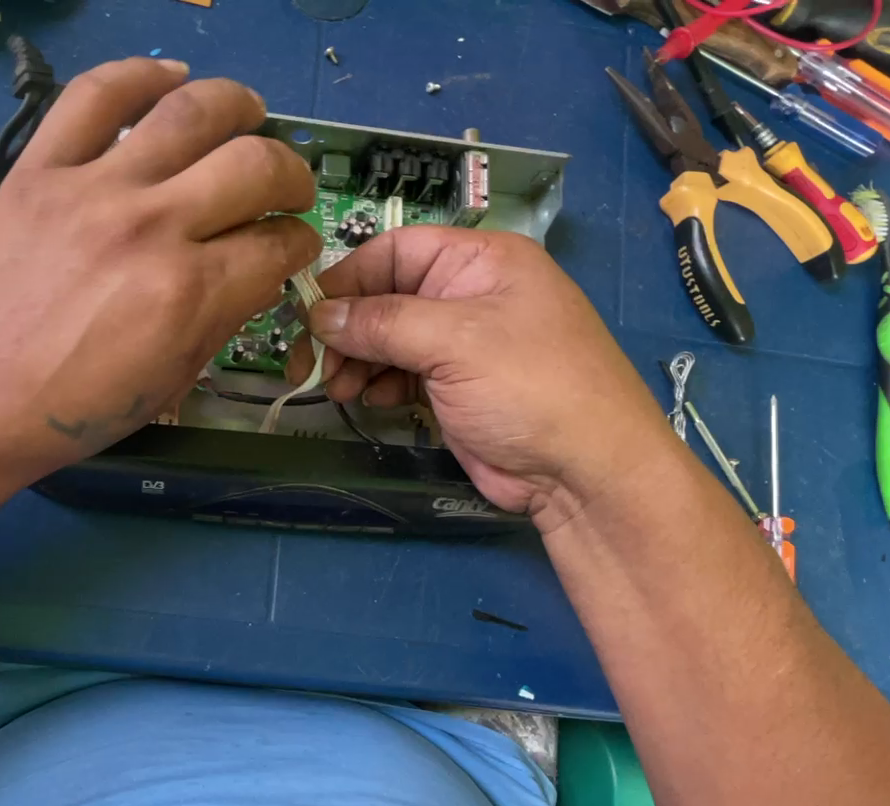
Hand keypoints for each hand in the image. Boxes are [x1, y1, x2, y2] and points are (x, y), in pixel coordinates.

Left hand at [0, 57, 321, 481]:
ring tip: (252, 113)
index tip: (296, 243)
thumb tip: (262, 268)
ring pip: (190, 112)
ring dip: (240, 107)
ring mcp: (94, 190)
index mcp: (190, 293)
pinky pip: (96, 95)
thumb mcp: (174, 378)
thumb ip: (225, 316)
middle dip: (292, 177)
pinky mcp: (41, 170)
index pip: (275, 244)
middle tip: (289, 189)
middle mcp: (152, 228)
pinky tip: (171, 77)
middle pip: (253, 167)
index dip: (299, 243)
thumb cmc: (86, 406)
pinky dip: (141, 74)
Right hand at [287, 227, 673, 529]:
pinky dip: (376, 385)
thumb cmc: (529, 387)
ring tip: (339, 389)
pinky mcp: (451, 388)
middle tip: (313, 366)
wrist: (581, 470)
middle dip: (346, 330)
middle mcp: (465, 296)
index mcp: (477, 262)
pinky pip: (399, 375)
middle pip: (384, 298)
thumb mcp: (455, 341)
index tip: (307, 316)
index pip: (394, 251)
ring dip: (355, 362)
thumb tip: (319, 313)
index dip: (347, 279)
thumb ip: (382, 322)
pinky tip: (367, 400)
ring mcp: (458, 345)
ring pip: (385, 341)